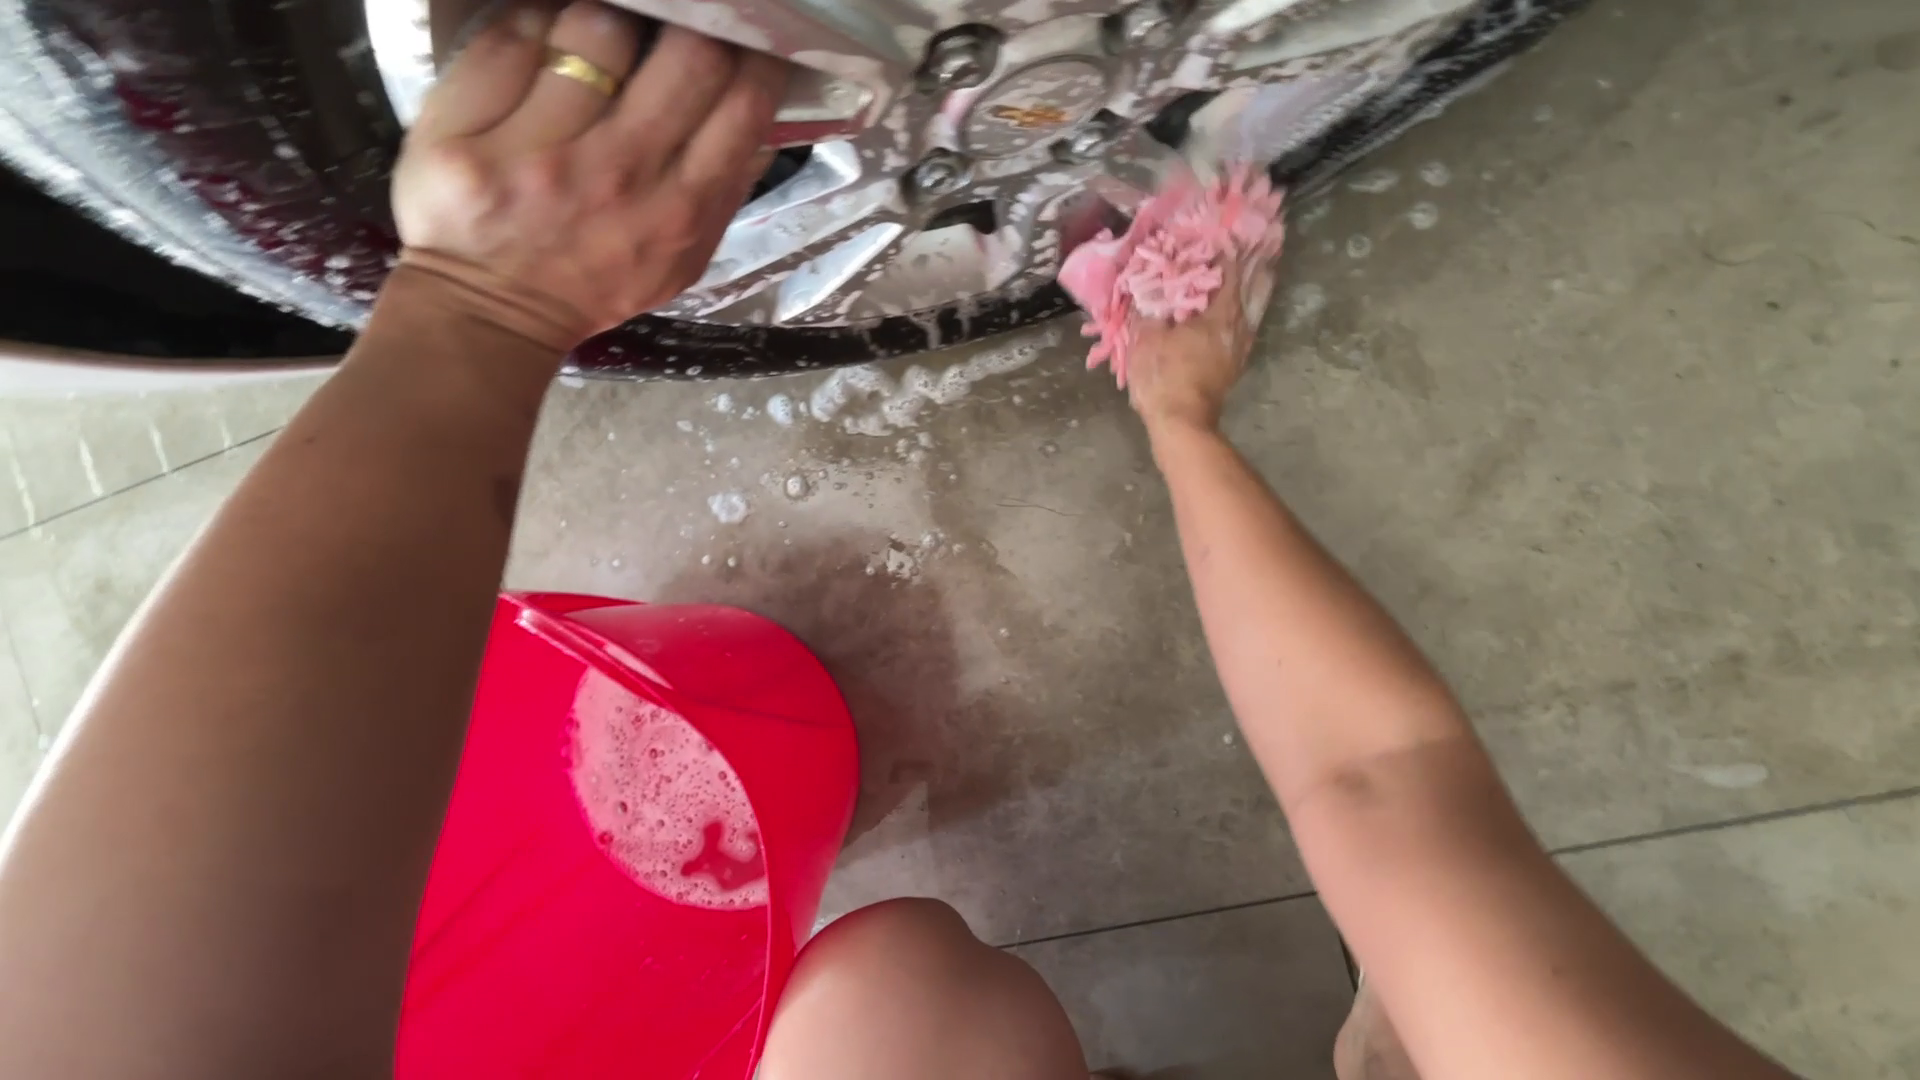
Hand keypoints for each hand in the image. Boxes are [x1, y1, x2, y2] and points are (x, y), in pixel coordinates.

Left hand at [389, 1, 786, 351]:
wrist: (495, 311)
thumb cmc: (598, 282)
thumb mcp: (681, 262)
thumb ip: (721, 197)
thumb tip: (761, 123)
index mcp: (679, 211)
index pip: (742, 106)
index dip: (758, 56)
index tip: (753, 37)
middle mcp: (619, 177)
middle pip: (687, 55)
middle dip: (693, 26)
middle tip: (678, 23)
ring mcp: (541, 154)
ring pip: (597, 29)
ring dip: (606, 25)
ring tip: (598, 45)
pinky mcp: (467, 134)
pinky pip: (516, 35)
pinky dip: (533, 31)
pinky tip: (538, 56)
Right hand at [1126, 256, 1275, 433]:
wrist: (1182, 423)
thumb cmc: (1164, 377)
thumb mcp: (1146, 339)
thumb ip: (1148, 310)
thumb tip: (1146, 288)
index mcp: (1218, 313)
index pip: (1228, 269)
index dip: (1227, 246)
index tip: (1226, 227)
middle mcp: (1237, 326)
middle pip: (1251, 286)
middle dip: (1252, 262)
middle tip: (1258, 239)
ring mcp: (1239, 348)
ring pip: (1252, 307)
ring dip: (1255, 285)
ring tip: (1258, 267)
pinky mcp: (1234, 365)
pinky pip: (1244, 326)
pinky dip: (1244, 310)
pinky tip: (1237, 310)